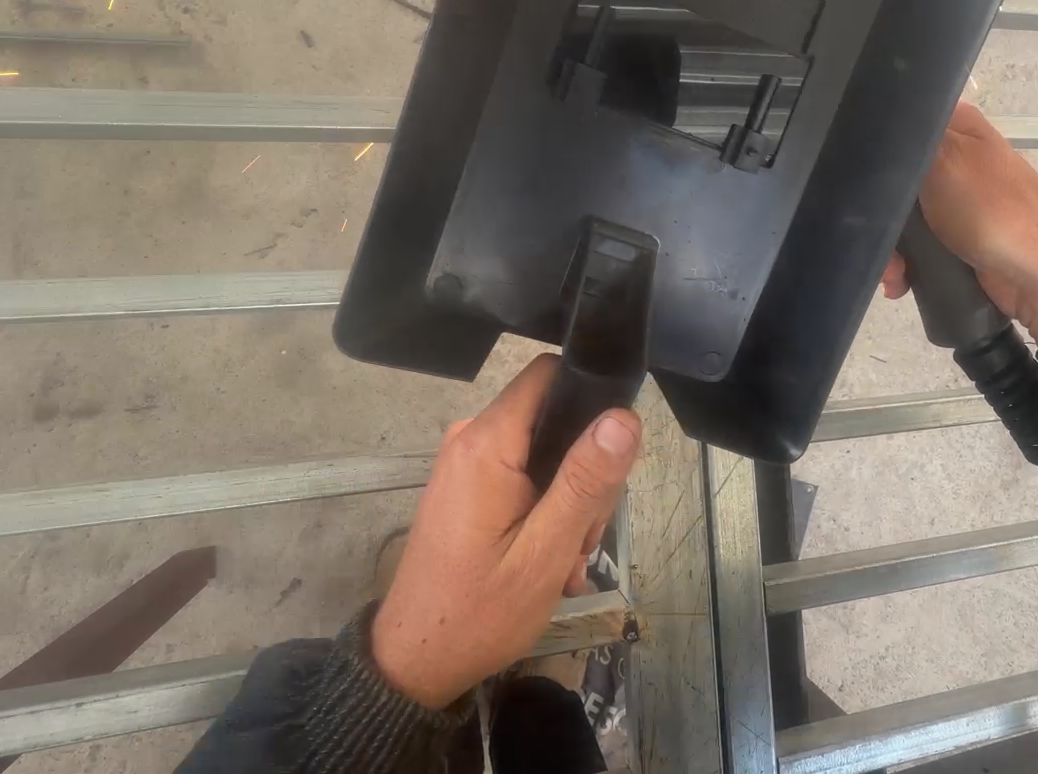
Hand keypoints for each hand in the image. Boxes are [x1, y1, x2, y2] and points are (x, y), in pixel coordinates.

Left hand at [371, 354, 642, 709]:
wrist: (413, 664)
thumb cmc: (479, 611)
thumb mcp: (544, 551)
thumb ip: (585, 481)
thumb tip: (623, 418)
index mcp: (487, 441)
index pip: (550, 374)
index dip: (590, 397)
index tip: (613, 450)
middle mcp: (471, 437)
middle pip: (553, 417)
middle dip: (584, 471)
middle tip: (586, 535)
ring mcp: (466, 462)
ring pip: (544, 450)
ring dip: (568, 501)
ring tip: (567, 560)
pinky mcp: (466, 485)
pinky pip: (522, 474)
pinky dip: (545, 509)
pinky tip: (551, 559)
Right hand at [882, 101, 1037, 347]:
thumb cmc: (993, 211)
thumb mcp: (945, 160)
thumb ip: (906, 141)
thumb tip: (872, 127)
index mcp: (956, 127)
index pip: (899, 123)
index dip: (872, 147)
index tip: (852, 174)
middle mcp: (954, 159)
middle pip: (892, 178)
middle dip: (877, 214)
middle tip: (873, 237)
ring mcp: (954, 202)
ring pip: (899, 217)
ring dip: (890, 248)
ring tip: (891, 272)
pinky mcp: (955, 239)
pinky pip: (914, 247)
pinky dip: (904, 265)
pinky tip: (899, 281)